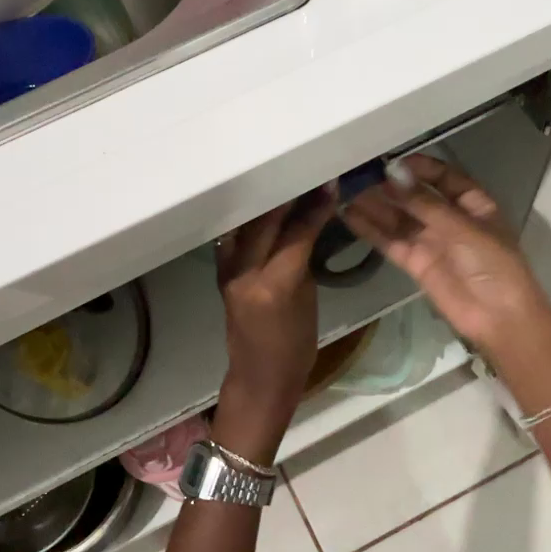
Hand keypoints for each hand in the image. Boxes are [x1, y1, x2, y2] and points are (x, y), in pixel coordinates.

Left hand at [212, 187, 335, 463]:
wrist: (259, 376)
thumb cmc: (295, 346)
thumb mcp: (308, 299)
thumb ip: (303, 258)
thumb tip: (310, 219)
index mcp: (274, 285)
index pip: (295, 233)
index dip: (314, 208)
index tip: (329, 185)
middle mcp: (245, 273)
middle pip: (266, 221)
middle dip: (289, 196)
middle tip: (309, 175)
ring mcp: (228, 271)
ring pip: (246, 224)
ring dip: (267, 203)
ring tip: (287, 182)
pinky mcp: (221, 272)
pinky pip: (235, 236)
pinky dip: (250, 219)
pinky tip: (264, 205)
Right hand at [342, 155, 550, 359]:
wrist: (498, 317)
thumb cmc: (493, 264)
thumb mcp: (464, 227)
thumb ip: (427, 203)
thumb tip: (395, 176)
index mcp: (474, 204)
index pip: (445, 178)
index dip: (422, 168)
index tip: (395, 161)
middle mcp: (450, 219)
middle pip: (417, 197)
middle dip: (392, 186)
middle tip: (362, 174)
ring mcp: (431, 241)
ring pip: (399, 218)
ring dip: (375, 205)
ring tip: (348, 190)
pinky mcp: (415, 263)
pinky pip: (390, 241)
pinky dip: (371, 230)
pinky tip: (350, 215)